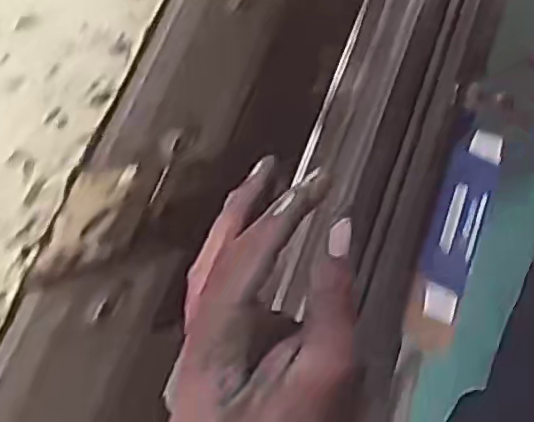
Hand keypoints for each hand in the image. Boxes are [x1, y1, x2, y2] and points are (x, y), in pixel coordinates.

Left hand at [169, 158, 358, 421]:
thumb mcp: (331, 367)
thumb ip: (334, 296)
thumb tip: (341, 226)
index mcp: (211, 352)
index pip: (243, 261)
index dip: (281, 215)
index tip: (320, 181)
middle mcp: (193, 351)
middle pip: (209, 264)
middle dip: (240, 209)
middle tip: (271, 165)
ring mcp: (200, 359)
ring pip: (208, 277)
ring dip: (237, 227)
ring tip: (266, 187)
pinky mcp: (217, 363)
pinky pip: (223, 292)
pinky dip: (244, 253)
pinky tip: (266, 239)